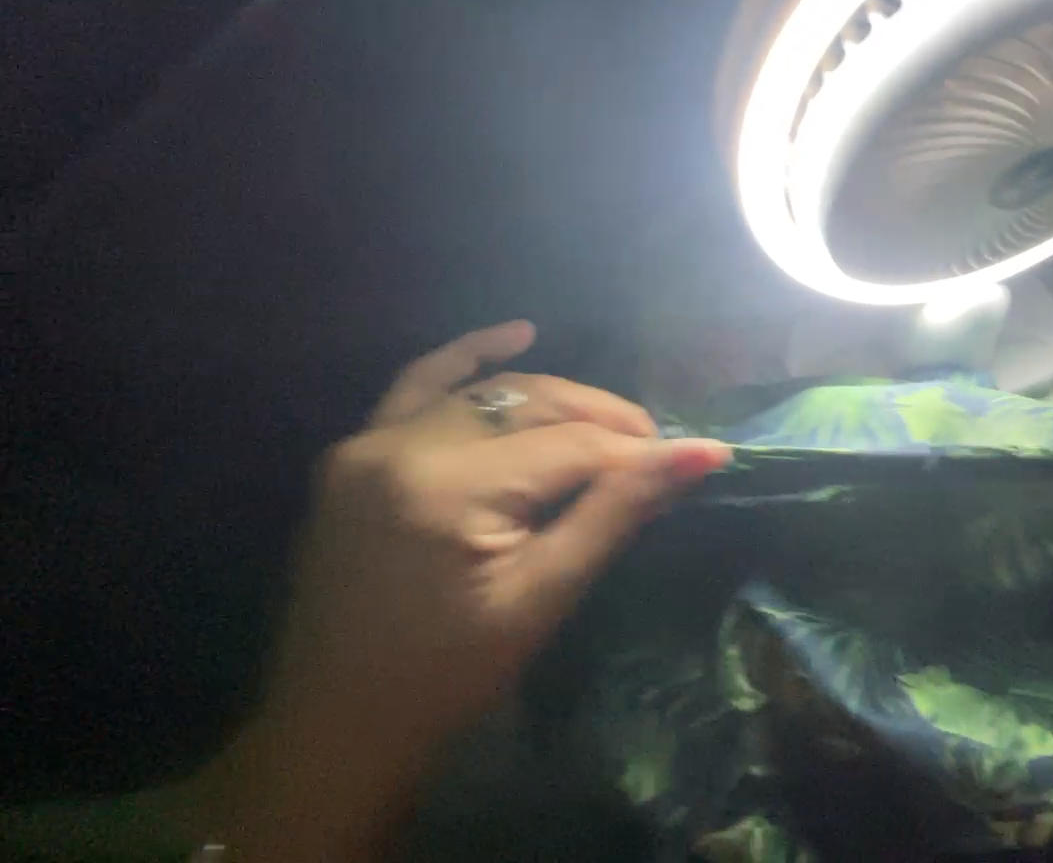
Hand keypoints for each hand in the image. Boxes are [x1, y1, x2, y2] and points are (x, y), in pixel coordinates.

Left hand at [190, 321, 729, 860]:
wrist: (338, 727)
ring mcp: (370, 444)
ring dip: (561, 399)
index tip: (700, 458)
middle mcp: (403, 446)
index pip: (573, 445)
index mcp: (448, 489)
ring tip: (615, 422)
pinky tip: (518, 335)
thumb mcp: (547, 593)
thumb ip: (621, 508)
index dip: (642, 451)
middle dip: (608, 421)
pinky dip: (470, 357)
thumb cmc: (452, 673)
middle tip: (658, 450)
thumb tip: (704, 452)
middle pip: (536, 405)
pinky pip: (419, 386)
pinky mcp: (357, 454)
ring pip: (494, 393)